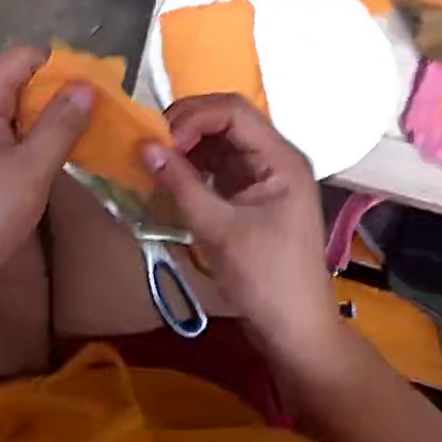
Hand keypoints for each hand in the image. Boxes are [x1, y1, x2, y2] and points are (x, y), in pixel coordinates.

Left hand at [0, 48, 91, 301]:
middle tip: (88, 123)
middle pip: (12, 85)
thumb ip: (61, 125)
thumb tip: (85, 86)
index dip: (59, 68)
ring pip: (3, 115)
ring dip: (38, 124)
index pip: (21, 59)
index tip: (90, 93)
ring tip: (69, 148)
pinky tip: (35, 170)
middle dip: (53, 98)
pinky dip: (18, 144)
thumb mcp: (31, 172)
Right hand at [142, 95, 338, 345]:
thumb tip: (145, 147)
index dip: (193, 117)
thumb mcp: (218, 230)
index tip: (161, 142)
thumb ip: (182, 184)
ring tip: (157, 159)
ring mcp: (265, 175)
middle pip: (228, 119)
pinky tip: (171, 175)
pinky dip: (195, 166)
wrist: (296, 329)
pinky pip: (221, 165)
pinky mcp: (253, 194)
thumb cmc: (265, 279)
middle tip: (153, 145)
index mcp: (280, 158)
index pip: (233, 112)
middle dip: (188, 126)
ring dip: (189, 145)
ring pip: (222, 141)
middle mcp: (276, 157)